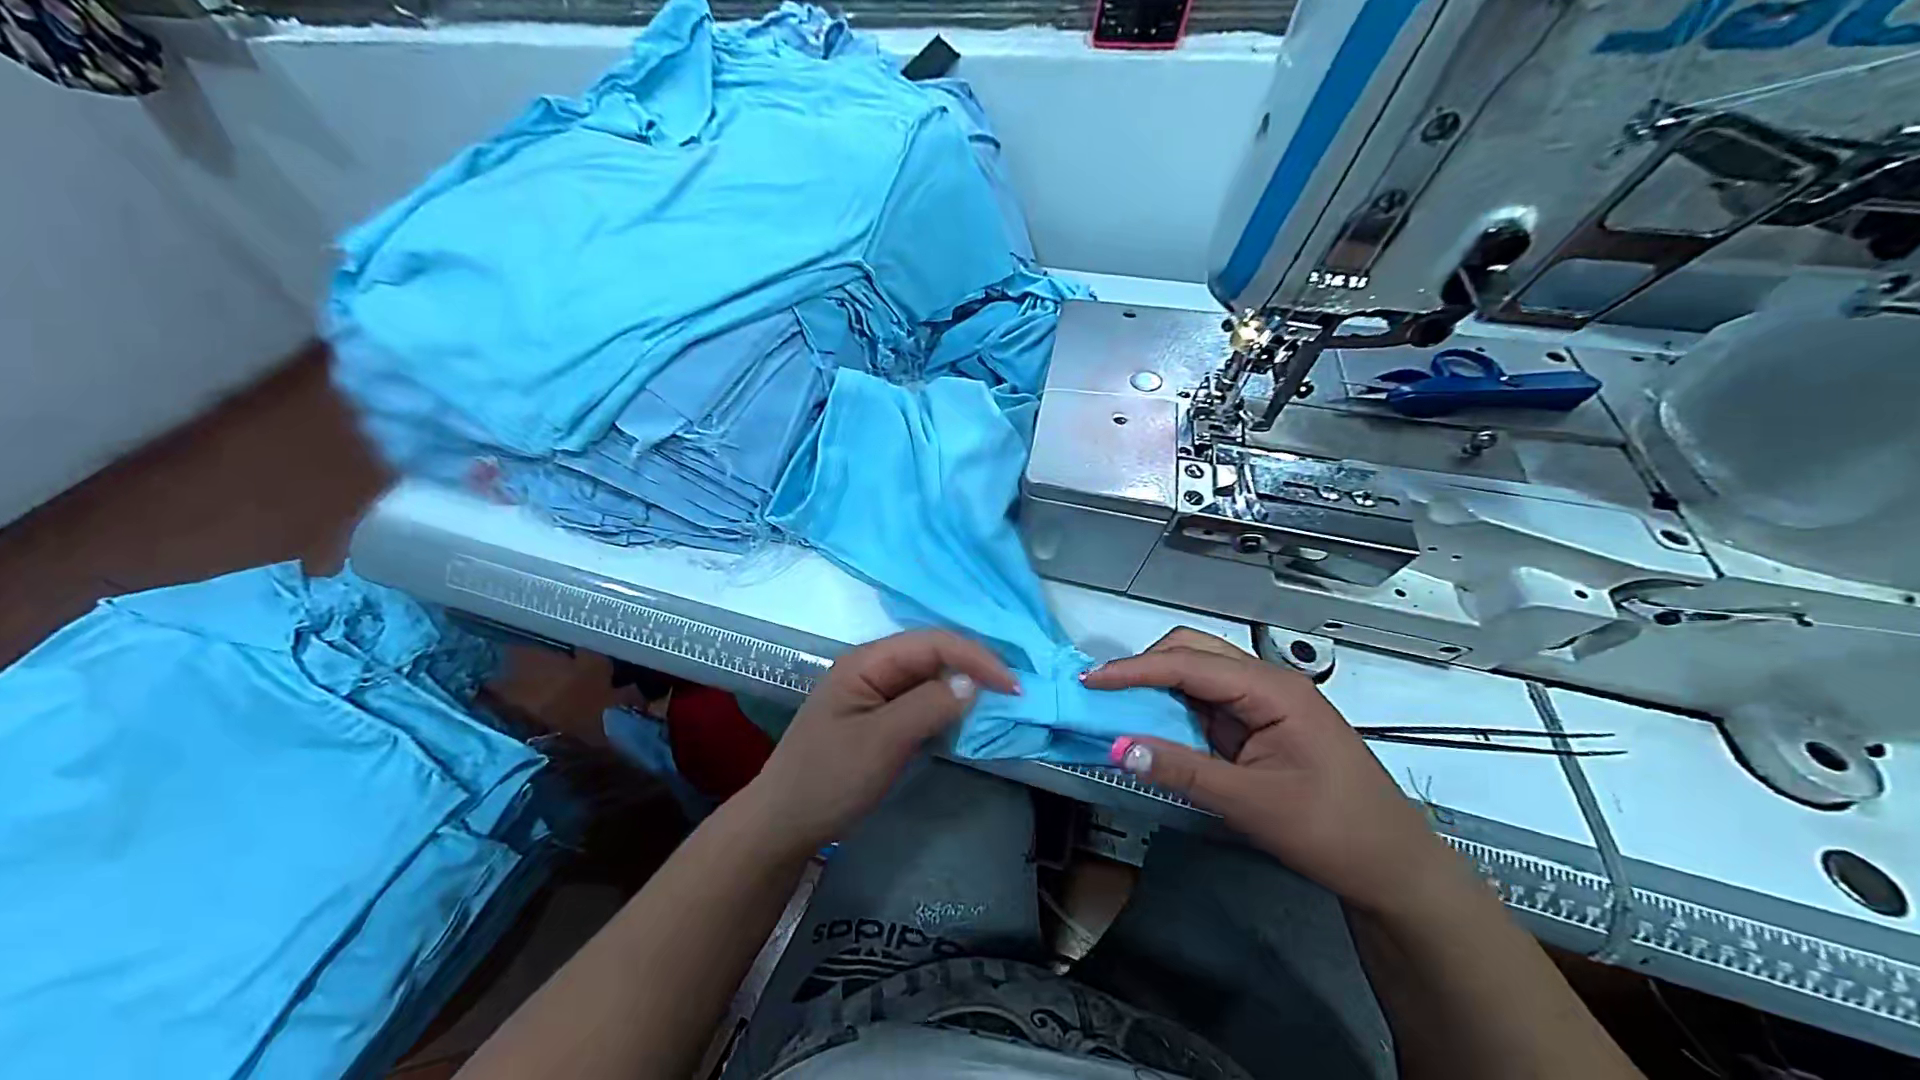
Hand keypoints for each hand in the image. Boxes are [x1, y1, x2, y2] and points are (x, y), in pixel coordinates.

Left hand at [743, 629, 1016, 850]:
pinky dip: (947, 708)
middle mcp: (873, 668)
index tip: (1011, 687)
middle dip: (974, 668)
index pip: (932, 643)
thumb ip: (927, 706)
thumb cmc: (828, 779)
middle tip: (1013, 694)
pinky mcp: (880, 718)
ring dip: (963, 687)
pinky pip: (921, 701)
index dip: (975, 658)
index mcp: (867, 661)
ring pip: (930, 677)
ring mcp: (876, 693)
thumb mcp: (881, 742)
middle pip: (933, 655)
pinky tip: (967, 719)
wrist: (784, 824)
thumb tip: (972, 682)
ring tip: (1000, 703)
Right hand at [1082, 628, 1468, 916]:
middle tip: (1104, 695)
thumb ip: (1182, 770)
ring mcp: (1265, 703)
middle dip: (1146, 668)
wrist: (1392, 868)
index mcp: (1273, 690)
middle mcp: (1267, 684)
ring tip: (1119, 709)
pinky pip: (1207, 703)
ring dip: (1158, 687)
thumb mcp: (1252, 803)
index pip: (1190, 664)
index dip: (1136, 670)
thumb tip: (1119, 746)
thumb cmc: (1334, 831)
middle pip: (1194, 652)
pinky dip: (1175, 710)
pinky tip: (1154, 727)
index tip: (1092, 682)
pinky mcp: (1260, 724)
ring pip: (1198, 674)